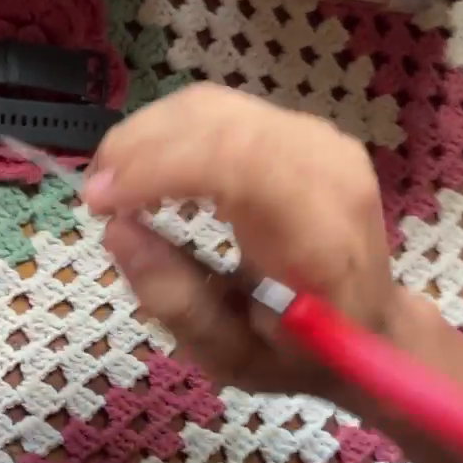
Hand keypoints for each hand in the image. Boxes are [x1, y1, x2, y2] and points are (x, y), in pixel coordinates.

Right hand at [83, 84, 399, 397]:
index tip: (98, 204)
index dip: (157, 170)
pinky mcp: (295, 129)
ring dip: (144, 136)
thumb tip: (115, 231)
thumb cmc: (298, 351)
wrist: (368, 325)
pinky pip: (216, 110)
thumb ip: (175, 301)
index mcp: (317, 233)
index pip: (237, 163)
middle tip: (93, 200)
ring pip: (208, 106)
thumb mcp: (229, 356)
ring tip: (110, 186)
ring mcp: (314, 139)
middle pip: (214, 122)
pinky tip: (142, 169)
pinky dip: (165, 132)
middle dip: (136, 149)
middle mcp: (324, 167)